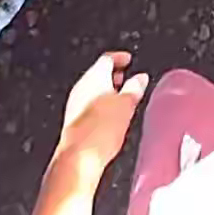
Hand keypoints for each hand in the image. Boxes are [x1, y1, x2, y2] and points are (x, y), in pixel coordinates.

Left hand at [55, 51, 148, 169]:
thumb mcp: (126, 105)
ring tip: (120, 98)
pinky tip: (108, 116)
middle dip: (113, 74)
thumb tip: (140, 78)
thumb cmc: (100, 129)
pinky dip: (99, 103)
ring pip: (93, 88)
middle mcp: (82, 86)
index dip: (119, 58)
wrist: (79, 157)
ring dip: (106, 90)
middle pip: (98, 73)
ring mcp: (75, 102)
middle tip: (126, 78)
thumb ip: (135, 88)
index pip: (107, 58)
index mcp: (95, 76)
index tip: (128, 59)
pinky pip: (88, 103)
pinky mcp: (73, 119)